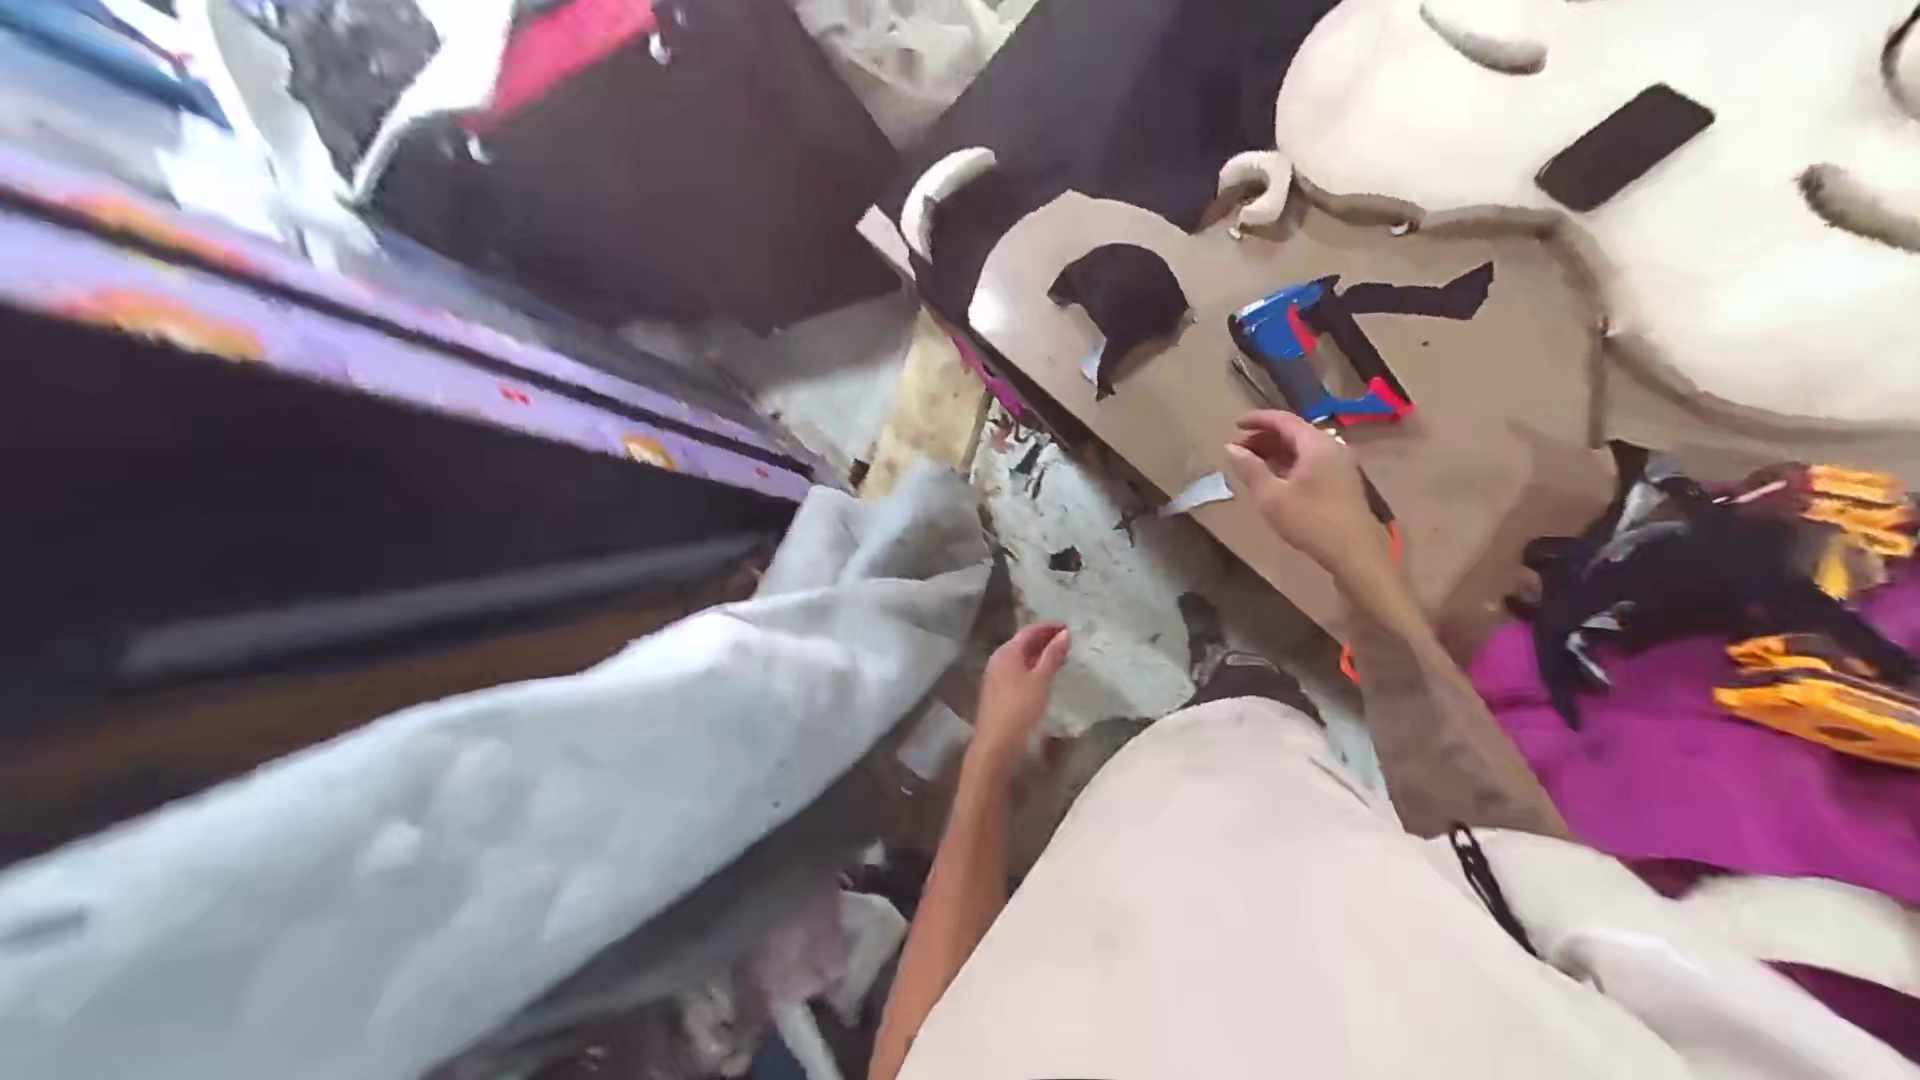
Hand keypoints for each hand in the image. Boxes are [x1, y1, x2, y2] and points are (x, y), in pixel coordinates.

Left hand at [970, 622, 1069, 772]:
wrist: (996, 741)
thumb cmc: (1020, 708)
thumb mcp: (1041, 680)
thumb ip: (1053, 655)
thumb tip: (1064, 633)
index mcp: (1007, 652)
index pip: (1029, 631)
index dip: (1049, 627)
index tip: (1067, 627)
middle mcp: (998, 658)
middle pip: (1023, 642)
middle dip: (1045, 639)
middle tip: (1066, 641)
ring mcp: (995, 673)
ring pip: (1020, 656)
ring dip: (1039, 653)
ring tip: (1059, 656)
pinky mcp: (996, 688)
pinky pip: (1016, 668)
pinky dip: (1031, 665)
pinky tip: (1042, 674)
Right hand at [1225, 410, 1392, 581]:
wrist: (1354, 552)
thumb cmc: (1310, 521)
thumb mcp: (1271, 496)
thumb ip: (1250, 468)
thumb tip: (1231, 448)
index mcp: (1316, 445)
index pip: (1283, 420)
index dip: (1257, 419)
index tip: (1233, 424)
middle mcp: (1331, 448)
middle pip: (1293, 432)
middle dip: (1263, 437)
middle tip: (1238, 448)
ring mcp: (1339, 465)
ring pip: (1301, 448)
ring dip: (1274, 450)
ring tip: (1250, 462)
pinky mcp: (1340, 481)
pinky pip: (1309, 461)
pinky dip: (1287, 462)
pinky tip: (1272, 477)